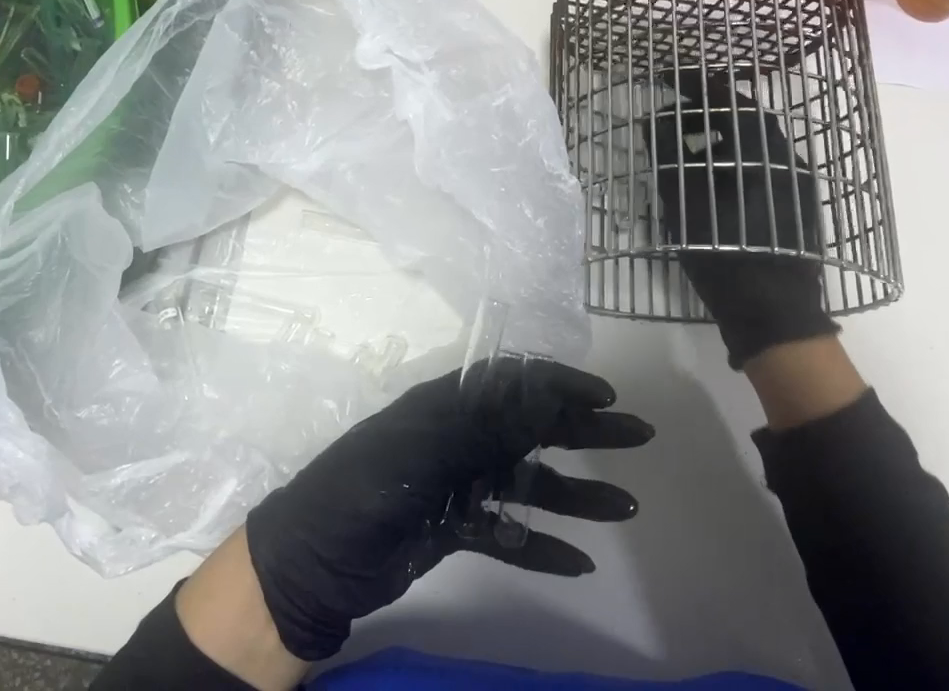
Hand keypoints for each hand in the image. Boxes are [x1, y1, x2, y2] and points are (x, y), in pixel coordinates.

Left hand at [243, 359, 652, 660]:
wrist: (309, 564)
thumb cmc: (359, 492)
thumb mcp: (419, 452)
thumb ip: (480, 427)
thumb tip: (540, 397)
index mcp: (444, 407)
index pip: (512, 383)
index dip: (559, 384)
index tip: (605, 396)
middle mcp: (457, 439)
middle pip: (532, 429)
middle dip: (584, 431)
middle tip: (639, 436)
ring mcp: (456, 485)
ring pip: (529, 485)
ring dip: (576, 494)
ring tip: (626, 507)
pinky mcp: (454, 529)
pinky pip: (509, 534)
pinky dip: (541, 546)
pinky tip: (580, 563)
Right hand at [652, 71, 838, 367]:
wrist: (776, 315)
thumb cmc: (726, 258)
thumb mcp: (686, 206)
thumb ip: (669, 158)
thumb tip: (655, 124)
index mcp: (763, 153)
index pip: (728, 101)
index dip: (695, 86)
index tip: (667, 77)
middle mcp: (789, 159)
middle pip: (744, 119)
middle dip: (704, 112)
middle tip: (670, 114)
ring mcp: (799, 183)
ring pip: (756, 144)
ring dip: (720, 137)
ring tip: (685, 147)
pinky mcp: (800, 205)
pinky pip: (765, 166)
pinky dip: (735, 160)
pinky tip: (713, 178)